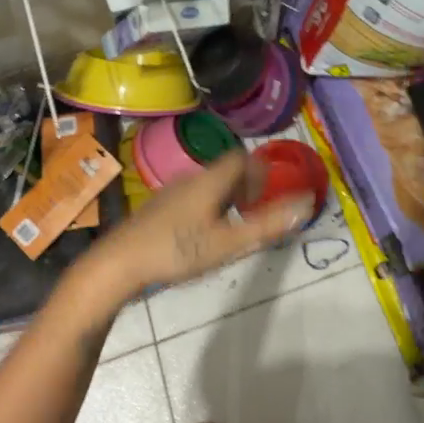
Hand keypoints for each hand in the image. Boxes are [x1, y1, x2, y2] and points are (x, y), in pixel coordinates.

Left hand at [80, 150, 316, 304]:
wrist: (118, 264)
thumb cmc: (176, 250)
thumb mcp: (227, 243)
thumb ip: (267, 225)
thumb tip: (306, 204)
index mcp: (209, 180)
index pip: (240, 157)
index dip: (258, 171)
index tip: (264, 197)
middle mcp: (190, 179)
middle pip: (224, 170)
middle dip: (244, 187)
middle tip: (252, 214)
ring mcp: (170, 193)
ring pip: (207, 185)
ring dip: (224, 199)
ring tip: (229, 228)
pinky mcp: (157, 210)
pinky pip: (191, 198)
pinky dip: (205, 209)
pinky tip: (200, 238)